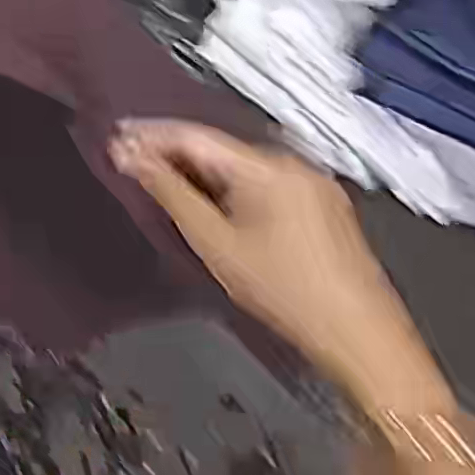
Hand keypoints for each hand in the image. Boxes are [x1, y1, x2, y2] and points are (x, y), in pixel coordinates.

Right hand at [110, 120, 452, 410]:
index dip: (148, 135)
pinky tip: (196, 195)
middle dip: (166, 151)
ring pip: (233, 164)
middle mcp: (293, 165)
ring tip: (151, 175)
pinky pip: (253, 180)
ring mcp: (309, 184)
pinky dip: (219, 183)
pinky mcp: (316, 204)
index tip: (112, 138)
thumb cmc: (280, 288)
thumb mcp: (211, 238)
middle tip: (124, 158)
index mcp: (268, 167)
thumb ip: (166, 190)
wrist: (362, 339)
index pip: (193, 137)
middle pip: (214, 147)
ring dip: (191, 168)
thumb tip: (128, 155)